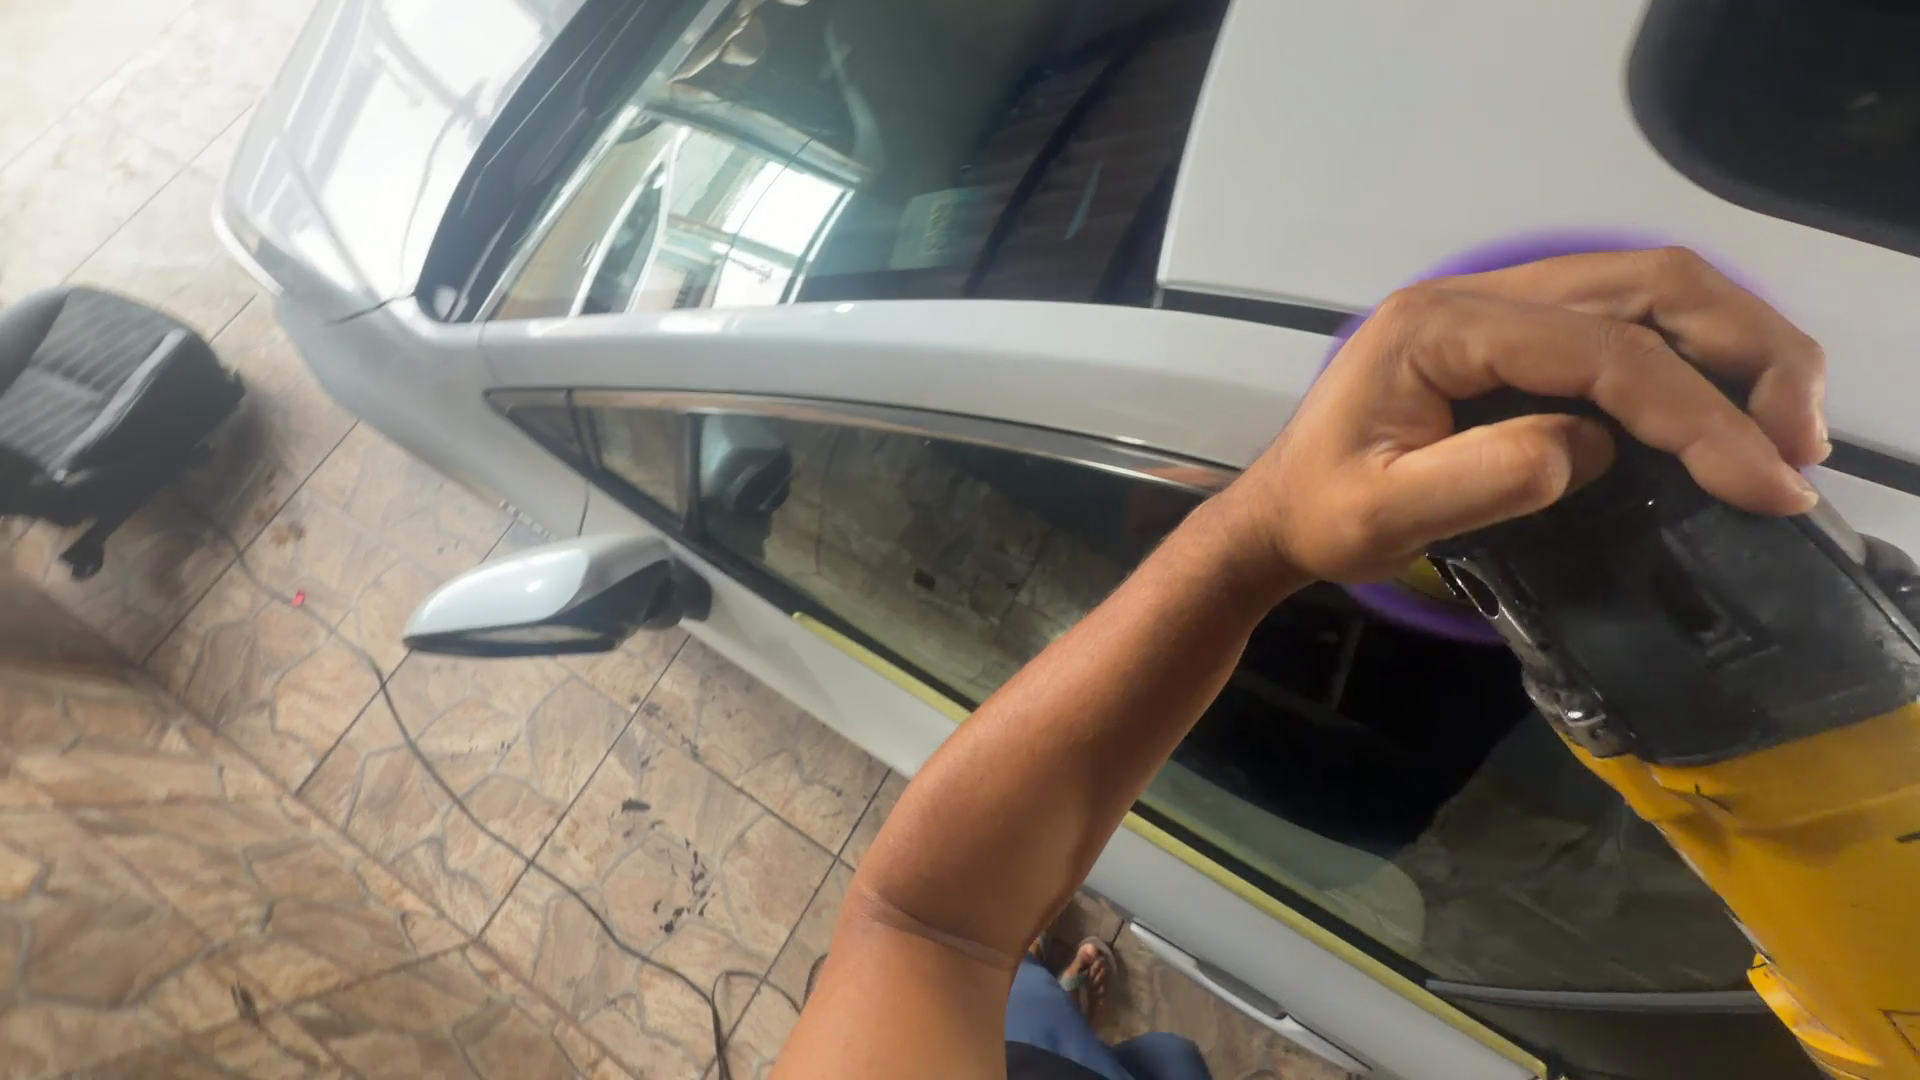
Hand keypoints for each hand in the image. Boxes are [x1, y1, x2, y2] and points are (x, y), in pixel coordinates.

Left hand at [1216, 247, 1829, 584]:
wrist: (1277, 516)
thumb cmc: (1318, 517)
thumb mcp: (1385, 512)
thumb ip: (1486, 477)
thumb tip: (1596, 445)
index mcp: (1433, 329)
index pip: (1596, 348)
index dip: (1695, 412)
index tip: (1767, 484)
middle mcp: (1463, 298)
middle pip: (1643, 287)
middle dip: (1743, 355)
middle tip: (1797, 446)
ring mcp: (1480, 313)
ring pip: (1639, 296)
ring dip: (1728, 350)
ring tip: (1778, 432)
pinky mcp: (1494, 342)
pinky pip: (1609, 327)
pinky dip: (1680, 360)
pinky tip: (1709, 413)